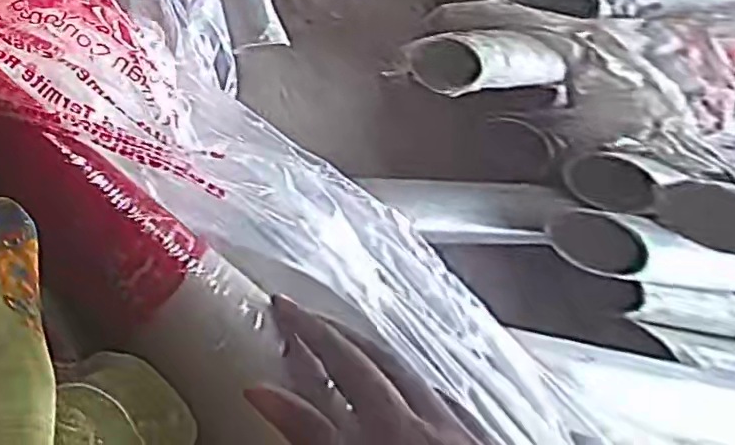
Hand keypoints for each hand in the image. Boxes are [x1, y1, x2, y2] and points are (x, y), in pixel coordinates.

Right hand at [245, 297, 485, 444]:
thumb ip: (311, 435)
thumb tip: (256, 388)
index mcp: (398, 424)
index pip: (345, 358)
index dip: (310, 328)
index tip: (281, 303)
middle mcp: (441, 423)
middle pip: (388, 361)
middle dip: (346, 334)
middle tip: (312, 320)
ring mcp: (478, 443)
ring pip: (430, 386)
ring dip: (391, 365)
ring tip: (365, 357)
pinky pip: (463, 416)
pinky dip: (432, 398)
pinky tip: (429, 409)